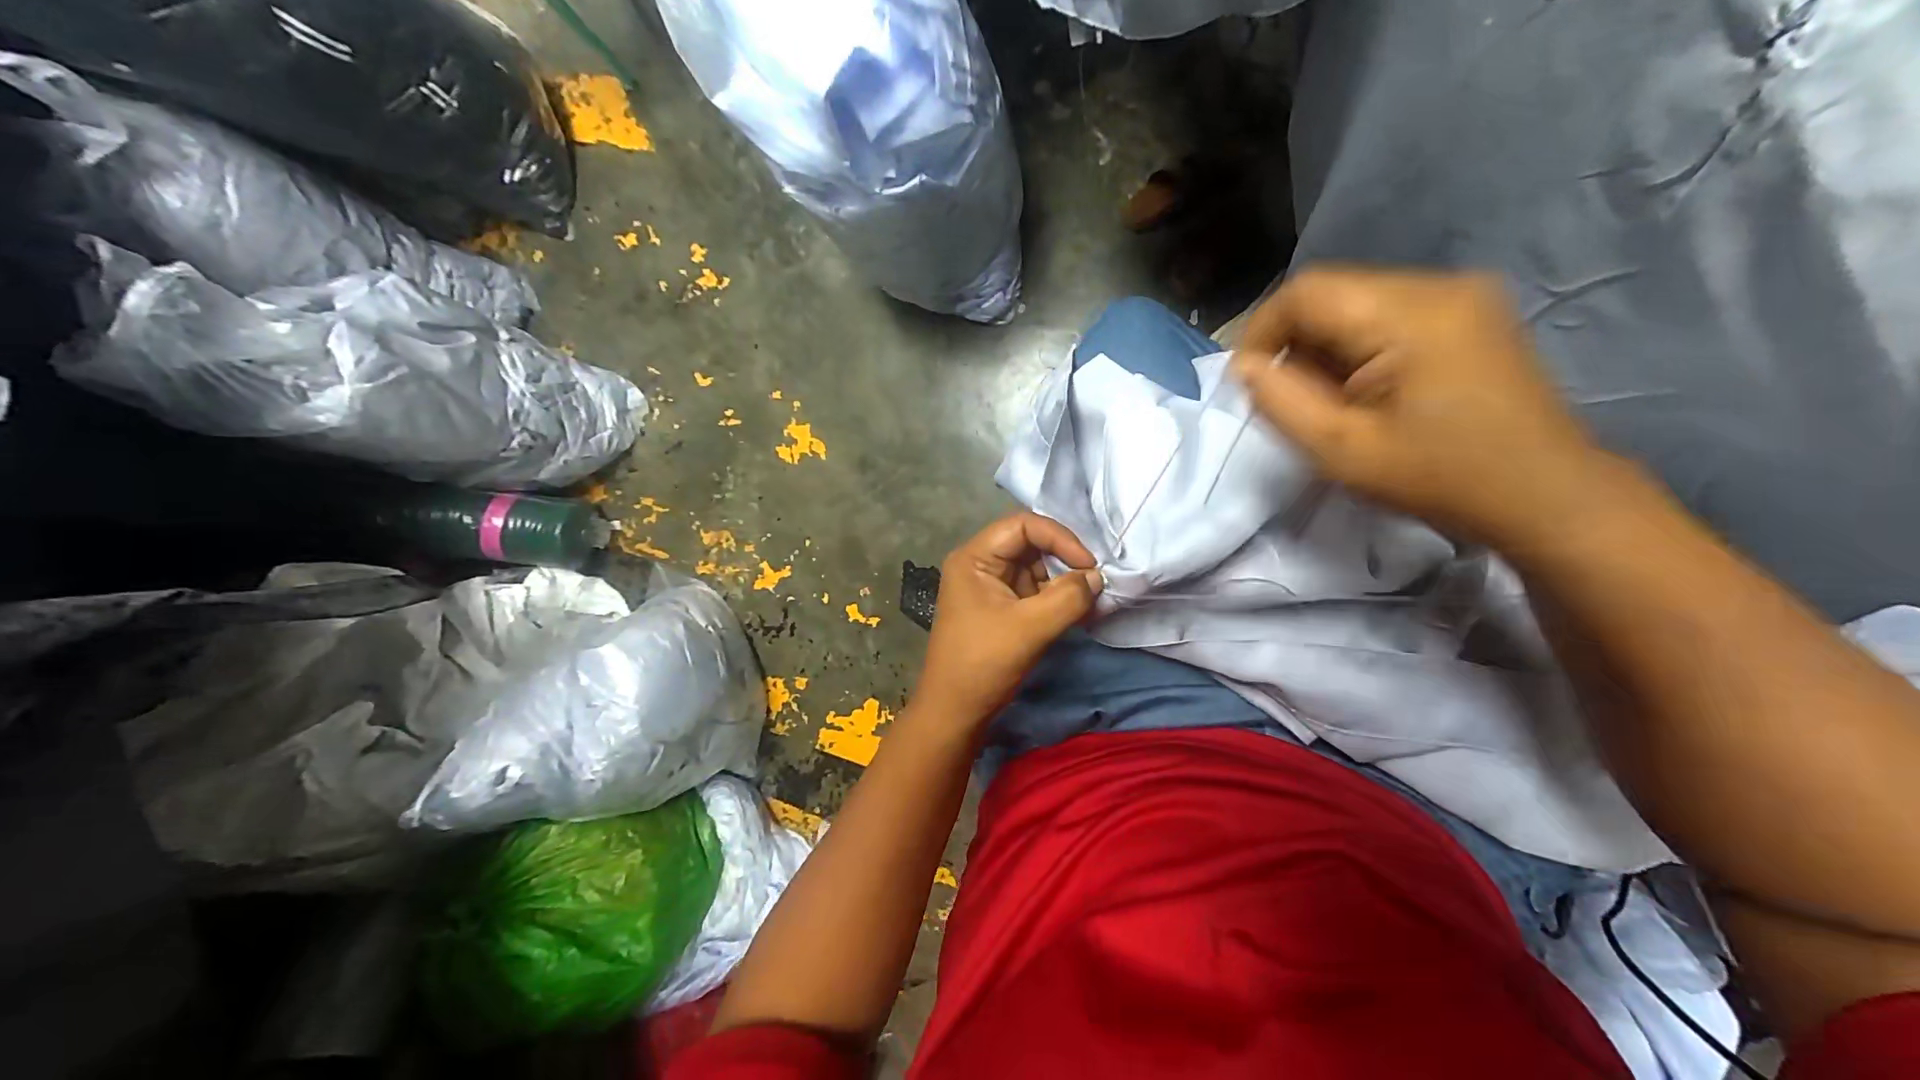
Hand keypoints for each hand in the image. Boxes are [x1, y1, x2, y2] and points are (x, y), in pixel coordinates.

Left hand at [913, 512, 1104, 722]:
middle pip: (1030, 544)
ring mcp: (989, 587)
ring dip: (1063, 582)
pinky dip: (1056, 599)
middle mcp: (979, 565)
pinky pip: (1033, 591)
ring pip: (1036, 569)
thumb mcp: (1030, 628)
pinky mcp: (1000, 609)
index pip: (1023, 525)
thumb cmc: (984, 664)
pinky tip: (1078, 612)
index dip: (1060, 538)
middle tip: (1094, 583)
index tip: (1088, 564)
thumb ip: (1068, 597)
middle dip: (1064, 561)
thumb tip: (1097, 578)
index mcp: (974, 558)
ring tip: (1089, 602)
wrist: (955, 712)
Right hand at [1231, 267, 1619, 545]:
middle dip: (1294, 342)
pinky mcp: (1472, 313)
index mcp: (1409, 313)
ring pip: (1357, 302)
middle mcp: (1439, 285)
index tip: (1249, 381)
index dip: (1261, 331)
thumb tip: (1244, 366)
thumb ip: (1280, 401)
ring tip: (1328, 400)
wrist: (1545, 495)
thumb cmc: (1439, 478)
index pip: (1305, 291)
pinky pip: (1389, 314)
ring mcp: (1463, 295)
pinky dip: (1359, 346)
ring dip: (1325, 346)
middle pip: (1332, 292)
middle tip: (1290, 399)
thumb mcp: (1341, 450)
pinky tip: (1365, 390)